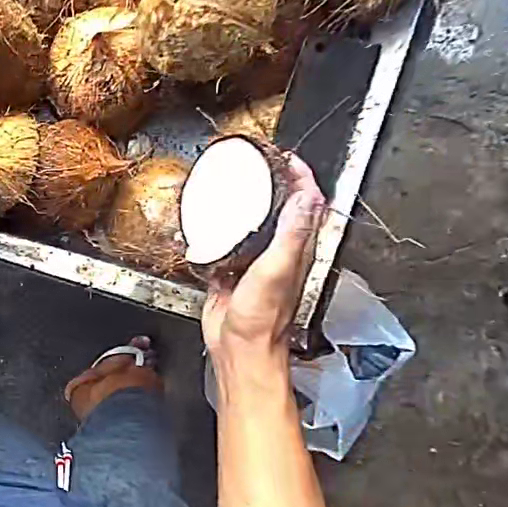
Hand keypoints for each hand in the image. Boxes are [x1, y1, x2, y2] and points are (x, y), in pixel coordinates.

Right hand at [200, 152, 325, 381]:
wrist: (237, 348)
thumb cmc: (261, 318)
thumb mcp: (277, 271)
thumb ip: (291, 235)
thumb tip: (307, 197)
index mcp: (297, 250)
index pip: (306, 204)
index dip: (301, 178)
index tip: (286, 158)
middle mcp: (278, 253)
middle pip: (278, 210)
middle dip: (270, 185)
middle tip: (255, 165)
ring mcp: (252, 263)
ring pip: (250, 226)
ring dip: (241, 206)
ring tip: (228, 187)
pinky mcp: (228, 274)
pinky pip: (221, 246)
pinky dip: (213, 232)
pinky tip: (201, 226)